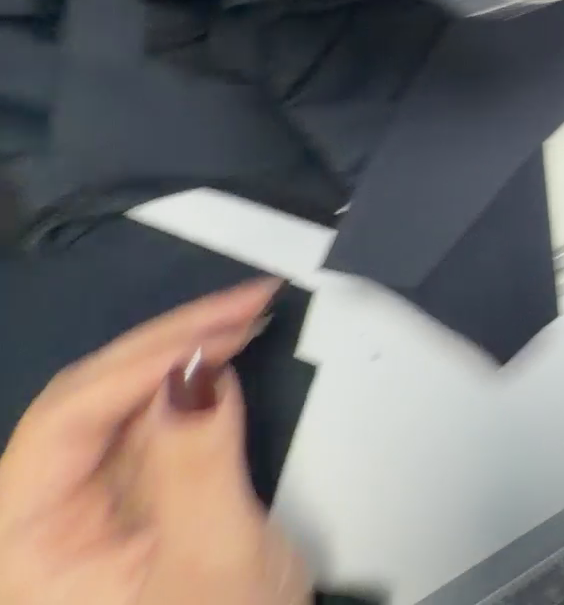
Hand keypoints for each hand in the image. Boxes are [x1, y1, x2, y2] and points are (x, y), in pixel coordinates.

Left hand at [0, 280, 312, 604]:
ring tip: (247, 312)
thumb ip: (196, 466)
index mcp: (24, 546)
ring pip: (116, 396)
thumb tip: (195, 377)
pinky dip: (194, 369)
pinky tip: (226, 346)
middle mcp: (35, 517)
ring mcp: (84, 497)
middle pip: (82, 401)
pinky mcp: (132, 482)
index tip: (220, 330)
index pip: (63, 426)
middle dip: (167, 341)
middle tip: (247, 302)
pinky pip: (150, 411)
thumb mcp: (214, 552)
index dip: (139, 366)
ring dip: (184, 344)